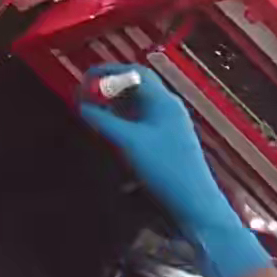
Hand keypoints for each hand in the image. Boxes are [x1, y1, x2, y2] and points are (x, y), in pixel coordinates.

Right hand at [77, 64, 269, 276]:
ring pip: (137, 104)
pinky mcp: (166, 141)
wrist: (195, 206)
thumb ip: (102, 121)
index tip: (84, 78)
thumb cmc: (164, 169)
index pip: (135, 72)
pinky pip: (140, 120)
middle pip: (136, 86)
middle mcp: (168, 108)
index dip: (107, 71)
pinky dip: (121, 119)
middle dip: (109, 87)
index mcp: (164, 102)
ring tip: (92, 110)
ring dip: (114, 103)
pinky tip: (109, 130)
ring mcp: (168, 125)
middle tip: (85, 94)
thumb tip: (80, 105)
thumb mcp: (128, 143)